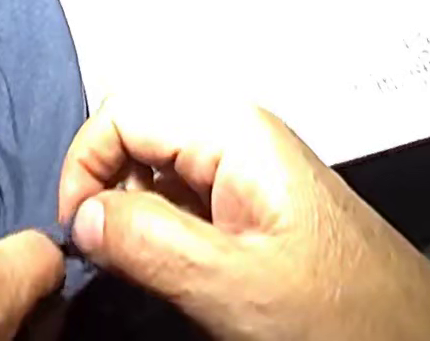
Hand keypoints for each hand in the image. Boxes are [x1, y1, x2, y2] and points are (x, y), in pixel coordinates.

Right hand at [58, 96, 429, 340]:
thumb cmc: (352, 319)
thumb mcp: (237, 289)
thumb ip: (149, 242)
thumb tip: (82, 216)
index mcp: (231, 127)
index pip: (123, 110)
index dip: (87, 164)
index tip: (78, 228)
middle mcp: (234, 124)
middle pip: (135, 122)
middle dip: (106, 177)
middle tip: (106, 244)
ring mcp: (242, 152)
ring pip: (153, 150)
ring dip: (129, 197)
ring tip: (140, 256)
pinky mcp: (248, 184)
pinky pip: (179, 177)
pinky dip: (156, 210)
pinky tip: (169, 255)